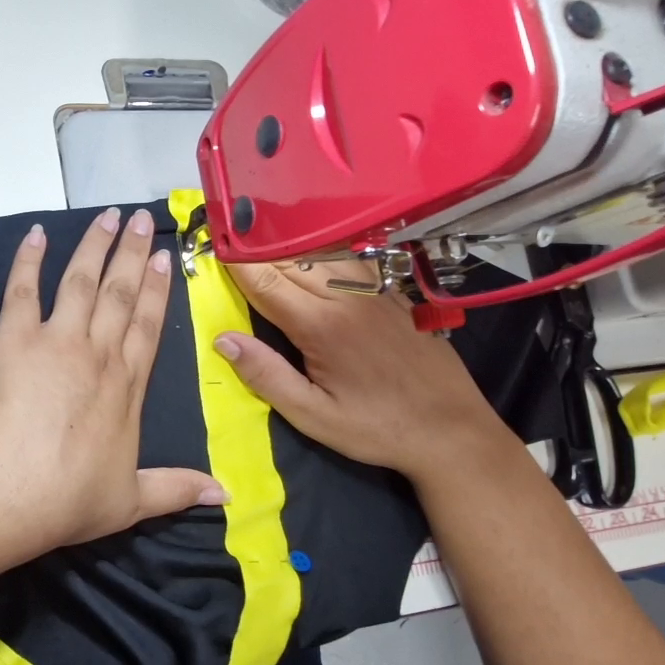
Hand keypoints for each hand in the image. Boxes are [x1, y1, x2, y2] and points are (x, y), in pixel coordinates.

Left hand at [0, 207, 226, 545]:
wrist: (17, 483)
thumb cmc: (73, 496)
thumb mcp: (133, 501)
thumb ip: (177, 490)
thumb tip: (227, 496)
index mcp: (128, 386)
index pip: (148, 328)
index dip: (158, 292)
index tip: (165, 261)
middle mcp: (99, 352)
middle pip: (121, 294)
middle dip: (133, 255)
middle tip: (142, 220)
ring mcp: (58, 339)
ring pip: (81, 281)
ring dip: (95, 246)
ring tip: (107, 216)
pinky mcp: (15, 336)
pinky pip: (23, 288)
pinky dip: (29, 258)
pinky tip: (36, 234)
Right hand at [216, 259, 523, 483]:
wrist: (452, 431)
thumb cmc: (376, 428)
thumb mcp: (312, 415)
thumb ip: (266, 375)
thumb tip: (223, 339)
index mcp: (322, 326)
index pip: (266, 282)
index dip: (236, 263)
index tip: (212, 243)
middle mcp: (347, 298)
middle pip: (290, 259)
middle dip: (255, 247)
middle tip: (227, 234)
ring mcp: (375, 292)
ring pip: (321, 252)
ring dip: (287, 244)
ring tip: (261, 235)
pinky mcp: (394, 294)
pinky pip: (351, 260)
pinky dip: (323, 249)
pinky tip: (311, 247)